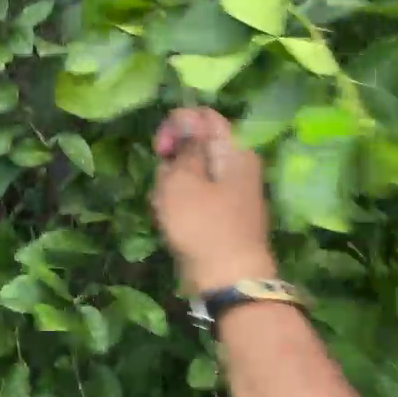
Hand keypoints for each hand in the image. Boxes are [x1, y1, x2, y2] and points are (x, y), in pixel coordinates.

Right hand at [151, 107, 275, 292]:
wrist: (228, 281)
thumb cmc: (203, 225)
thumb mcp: (182, 180)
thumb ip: (184, 146)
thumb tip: (189, 126)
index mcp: (234, 150)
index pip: (203, 116)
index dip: (177, 124)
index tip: (161, 149)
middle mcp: (236, 165)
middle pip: (195, 144)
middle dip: (171, 160)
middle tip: (163, 182)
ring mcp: (229, 190)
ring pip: (189, 172)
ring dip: (170, 185)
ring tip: (166, 208)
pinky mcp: (220, 212)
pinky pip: (193, 195)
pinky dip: (178, 203)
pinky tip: (170, 220)